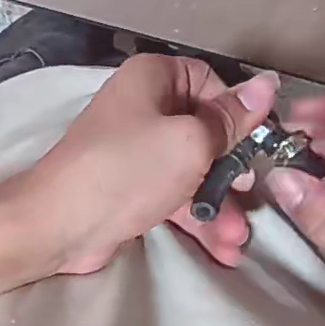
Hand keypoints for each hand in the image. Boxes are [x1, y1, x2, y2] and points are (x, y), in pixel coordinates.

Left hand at [5, 55, 278, 273]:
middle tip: (247, 192)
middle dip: (230, 169)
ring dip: (217, 204)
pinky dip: (194, 218)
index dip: (237, 112)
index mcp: (151, 79)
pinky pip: (171, 196)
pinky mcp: (128, 189)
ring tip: (236, 237)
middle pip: (203, 131)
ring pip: (190, 170)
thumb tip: (266, 85)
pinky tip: (220, 245)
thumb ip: (230, 119)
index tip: (259, 142)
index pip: (210, 81)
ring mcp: (133, 153)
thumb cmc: (124, 172)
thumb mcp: (190, 141)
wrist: (58, 225)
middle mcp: (141, 109)